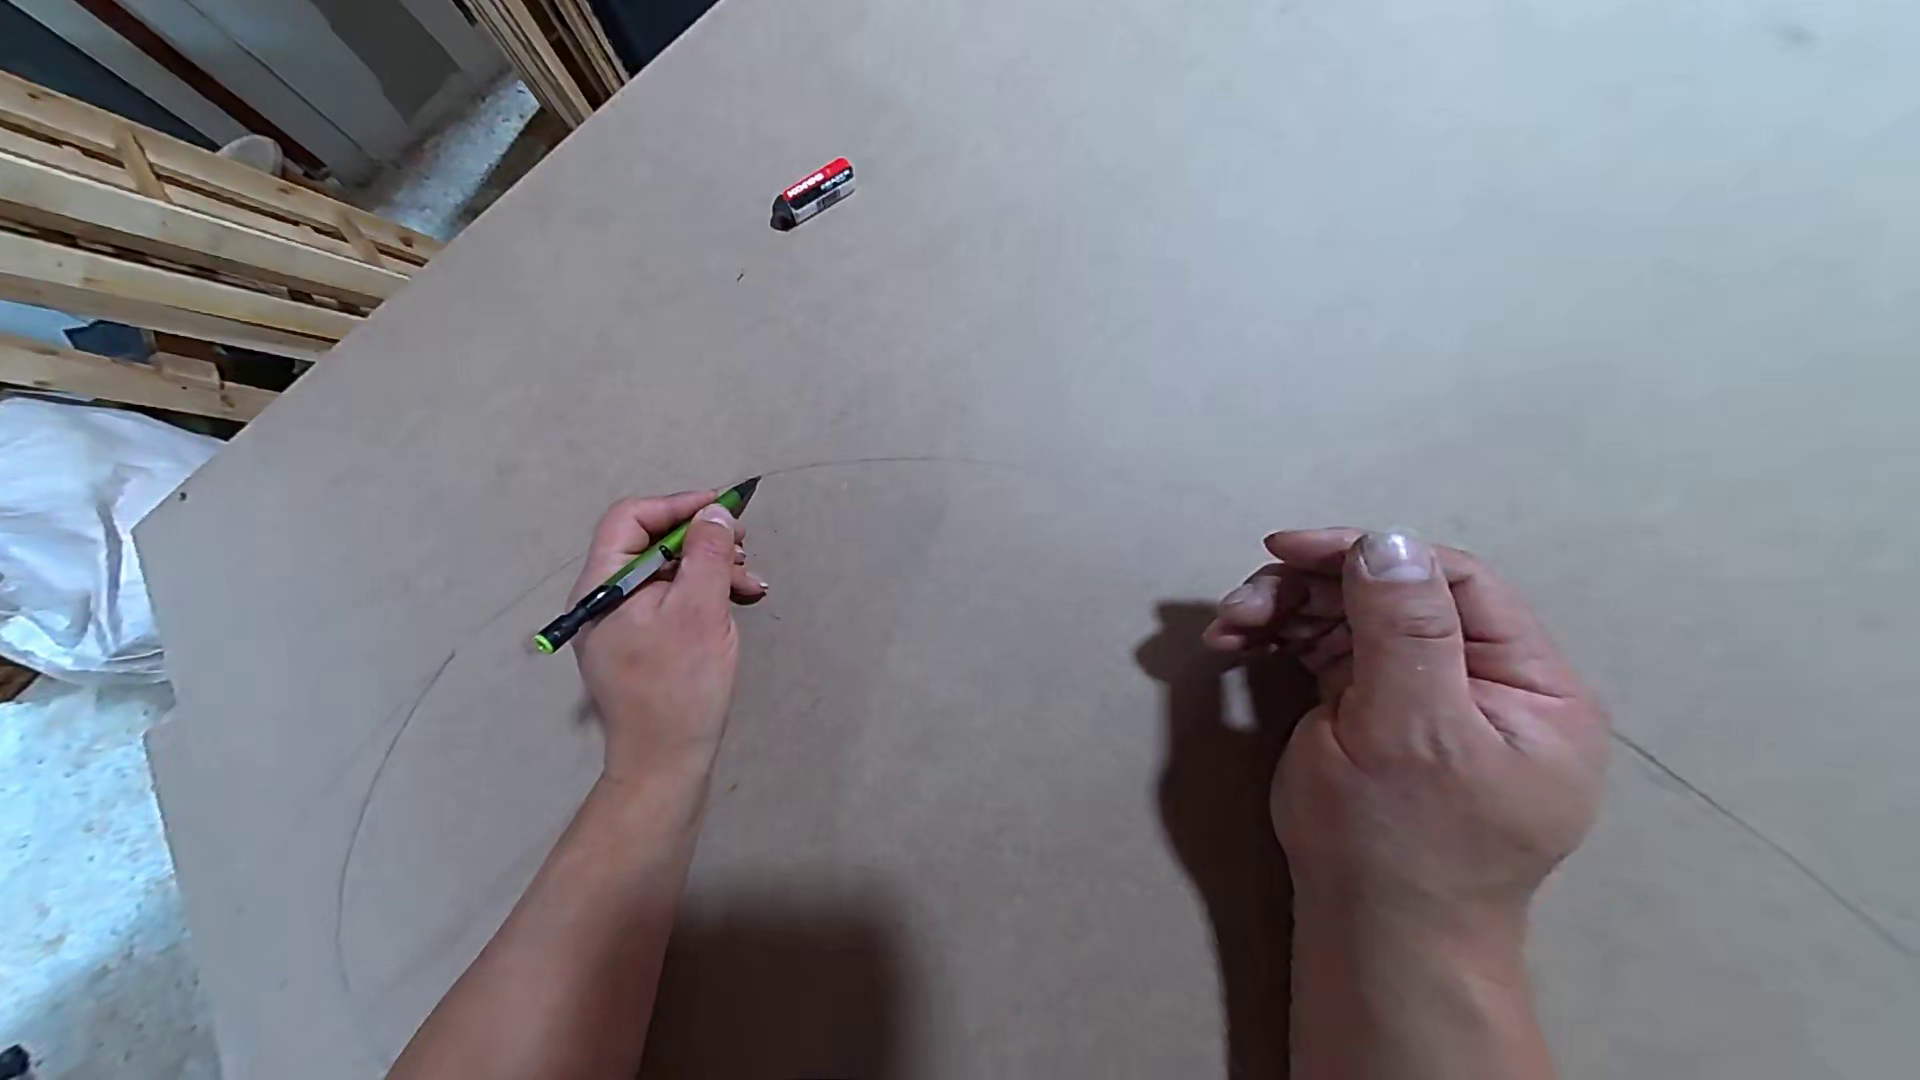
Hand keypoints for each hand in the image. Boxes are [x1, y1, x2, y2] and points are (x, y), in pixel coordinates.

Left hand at [570, 490, 768, 781]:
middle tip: (744, 549)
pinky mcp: (645, 642)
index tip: (724, 510)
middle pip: (654, 544)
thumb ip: (708, 554)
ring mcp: (625, 622)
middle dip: (704, 541)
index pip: (632, 519)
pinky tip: (739, 603)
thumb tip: (715, 512)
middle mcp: (607, 598)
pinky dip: (708, 596)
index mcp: (604, 585)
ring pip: (671, 573)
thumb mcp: (701, 611)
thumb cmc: (681, 685)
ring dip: (714, 569)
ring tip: (752, 586)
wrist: (667, 761)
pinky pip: (676, 601)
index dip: (679, 505)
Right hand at [1205, 528, 1608, 936]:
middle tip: (1239, 606)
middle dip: (1304, 590)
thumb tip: (1386, 540)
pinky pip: (1319, 645)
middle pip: (1383, 593)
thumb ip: (1406, 631)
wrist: (1368, 925)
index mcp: (1523, 680)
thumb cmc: (1400, 839)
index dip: (1366, 553)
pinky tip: (1235, 644)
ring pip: (1343, 614)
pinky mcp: (1365, 699)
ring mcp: (1414, 685)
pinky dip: (1274, 637)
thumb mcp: (1409, 731)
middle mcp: (1472, 673)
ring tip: (1226, 629)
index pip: (1448, 581)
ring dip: (1277, 611)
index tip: (1285, 549)